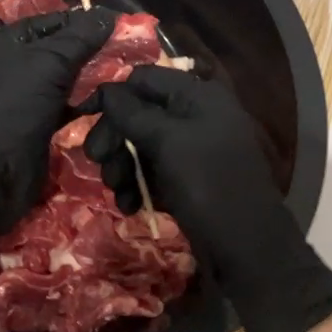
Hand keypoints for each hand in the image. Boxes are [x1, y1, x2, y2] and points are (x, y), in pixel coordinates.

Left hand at [0, 8, 114, 241]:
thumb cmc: (13, 107)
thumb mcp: (48, 63)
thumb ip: (79, 38)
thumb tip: (107, 14)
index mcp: (9, 41)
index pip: (54, 21)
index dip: (85, 22)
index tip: (121, 25)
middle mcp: (15, 64)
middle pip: (60, 50)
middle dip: (92, 51)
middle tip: (131, 52)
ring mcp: (25, 97)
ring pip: (65, 79)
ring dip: (91, 78)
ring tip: (127, 76)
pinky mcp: (36, 125)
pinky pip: (65, 106)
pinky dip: (84, 104)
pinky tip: (109, 104)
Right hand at [78, 67, 331, 331]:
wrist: (250, 253)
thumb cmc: (210, 186)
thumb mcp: (167, 143)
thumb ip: (132, 112)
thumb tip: (104, 91)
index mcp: (198, 95)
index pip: (143, 79)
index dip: (112, 95)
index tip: (82, 116)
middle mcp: (195, 115)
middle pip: (138, 112)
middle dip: (114, 136)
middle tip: (95, 159)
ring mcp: (192, 148)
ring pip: (141, 143)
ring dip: (121, 165)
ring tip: (116, 190)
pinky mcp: (187, 178)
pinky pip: (152, 170)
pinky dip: (137, 184)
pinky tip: (129, 205)